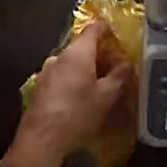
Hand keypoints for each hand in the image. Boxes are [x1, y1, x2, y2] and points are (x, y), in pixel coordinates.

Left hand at [11, 24, 130, 166]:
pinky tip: (79, 95)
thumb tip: (126, 63)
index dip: (107, 28)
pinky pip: (61, 77)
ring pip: (69, 63)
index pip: (94, 29)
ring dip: (83, 68)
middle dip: (97, 53)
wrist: (43, 138)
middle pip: (81, 47)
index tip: (117, 33)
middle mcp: (59, 57)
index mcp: (78, 53)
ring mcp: (46, 72)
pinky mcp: (40, 88)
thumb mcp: (106, 96)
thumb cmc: (78, 113)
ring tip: (98, 82)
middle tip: (113, 63)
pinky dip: (72, 80)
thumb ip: (118, 76)